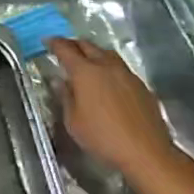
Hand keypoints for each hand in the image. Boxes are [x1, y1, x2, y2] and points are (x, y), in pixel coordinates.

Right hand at [47, 37, 178, 176]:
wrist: (146, 152)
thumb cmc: (103, 138)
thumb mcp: (74, 123)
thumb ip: (65, 97)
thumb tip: (60, 81)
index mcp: (85, 71)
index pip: (66, 49)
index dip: (55, 43)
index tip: (48, 41)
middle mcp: (105, 65)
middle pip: (87, 45)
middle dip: (73, 44)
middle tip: (65, 49)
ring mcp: (125, 72)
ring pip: (106, 52)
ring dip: (93, 52)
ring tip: (87, 61)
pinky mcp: (140, 83)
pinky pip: (120, 66)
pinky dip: (109, 66)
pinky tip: (109, 80)